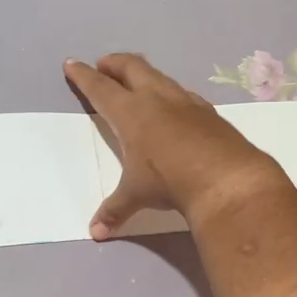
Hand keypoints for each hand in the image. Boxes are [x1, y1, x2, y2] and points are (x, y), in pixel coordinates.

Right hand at [65, 54, 289, 238]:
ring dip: (143, 74)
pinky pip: (183, 94)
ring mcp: (186, 102)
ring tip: (137, 80)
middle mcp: (157, 99)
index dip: (84, 76)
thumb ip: (115, 210)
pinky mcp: (208, 112)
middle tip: (103, 64)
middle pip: (132, 68)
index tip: (72, 64)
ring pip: (160, 76)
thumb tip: (96, 233)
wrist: (225, 178)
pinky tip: (174, 105)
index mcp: (131, 113)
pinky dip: (170, 93)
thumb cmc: (168, 180)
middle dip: (114, 63)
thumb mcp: (135, 196)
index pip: (101, 89)